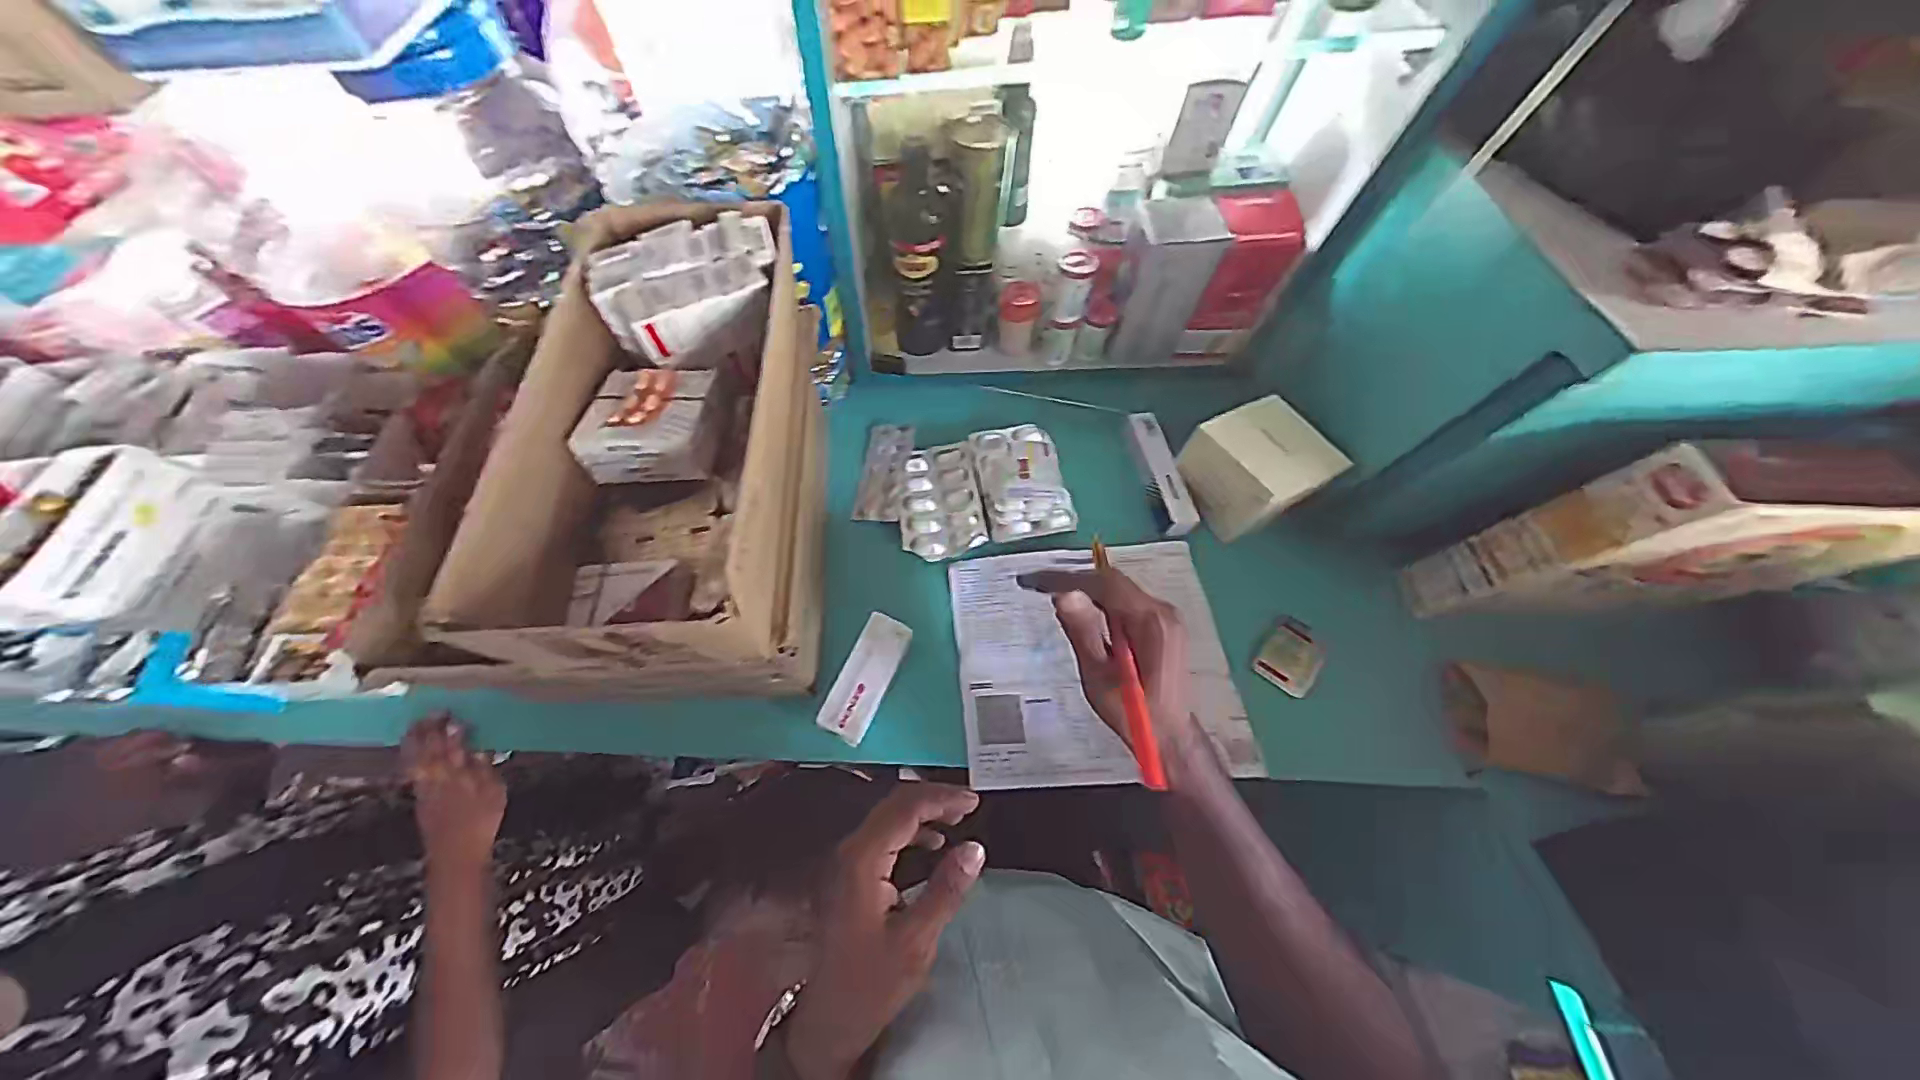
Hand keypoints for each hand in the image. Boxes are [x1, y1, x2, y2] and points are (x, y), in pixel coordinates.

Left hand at [403, 713, 504, 872]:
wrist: (456, 855)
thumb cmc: (483, 822)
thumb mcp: (495, 793)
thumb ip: (485, 769)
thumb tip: (477, 749)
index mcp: (458, 774)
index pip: (451, 745)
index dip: (450, 729)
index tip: (453, 714)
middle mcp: (437, 777)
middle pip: (427, 748)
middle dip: (428, 729)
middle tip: (434, 713)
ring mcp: (424, 788)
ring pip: (414, 758)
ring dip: (414, 741)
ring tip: (418, 726)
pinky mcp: (419, 797)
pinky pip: (412, 770)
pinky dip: (411, 757)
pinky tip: (415, 752)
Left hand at [783, 783, 984, 1079]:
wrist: (829, 1019)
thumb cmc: (871, 983)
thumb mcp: (916, 940)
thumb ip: (946, 889)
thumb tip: (974, 848)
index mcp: (862, 861)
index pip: (904, 809)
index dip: (941, 798)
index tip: (972, 801)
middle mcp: (850, 852)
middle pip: (893, 805)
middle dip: (933, 798)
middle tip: (968, 805)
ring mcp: (846, 861)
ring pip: (887, 817)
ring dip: (923, 812)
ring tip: (957, 818)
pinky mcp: (850, 873)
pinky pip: (883, 835)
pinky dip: (911, 830)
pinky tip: (933, 842)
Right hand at [1025, 566, 1200, 756]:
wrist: (1170, 736)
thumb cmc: (1133, 714)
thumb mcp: (1099, 676)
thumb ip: (1083, 632)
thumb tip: (1063, 594)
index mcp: (1150, 621)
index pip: (1104, 584)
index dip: (1067, 578)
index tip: (1035, 581)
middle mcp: (1163, 611)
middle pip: (1113, 582)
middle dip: (1075, 581)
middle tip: (1038, 586)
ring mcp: (1166, 617)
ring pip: (1119, 590)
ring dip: (1087, 591)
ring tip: (1053, 596)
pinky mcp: (1162, 625)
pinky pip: (1127, 603)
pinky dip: (1102, 603)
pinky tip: (1083, 613)